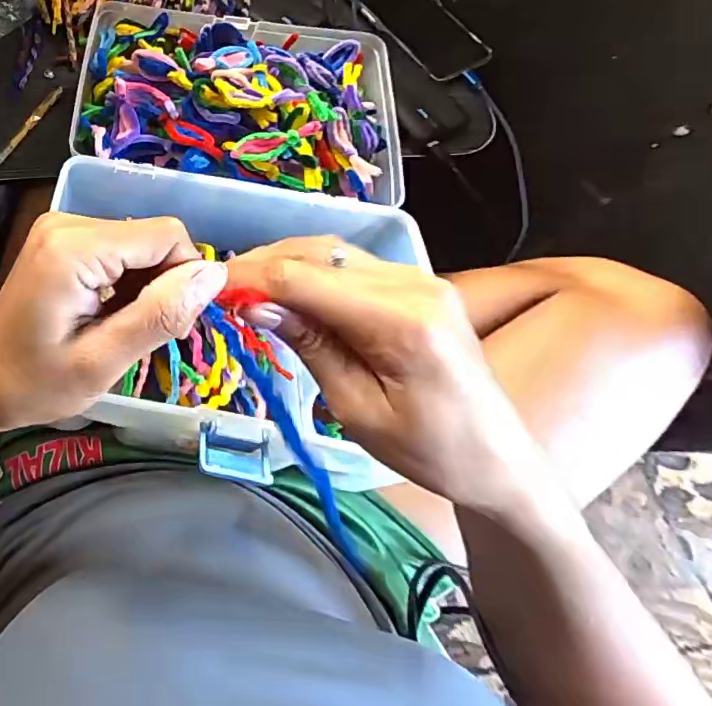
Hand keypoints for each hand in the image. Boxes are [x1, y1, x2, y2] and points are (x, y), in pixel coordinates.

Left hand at [0, 213, 226, 434]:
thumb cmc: (33, 385)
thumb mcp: (101, 363)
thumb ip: (158, 315)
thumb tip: (214, 274)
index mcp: (74, 247)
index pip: (167, 235)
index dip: (184, 278)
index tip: (169, 327)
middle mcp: (67, 222)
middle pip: (152, 236)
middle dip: (162, 284)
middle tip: (139, 335)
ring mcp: (61, 227)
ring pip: (139, 242)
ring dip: (144, 285)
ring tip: (118, 328)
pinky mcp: (60, 238)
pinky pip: (117, 247)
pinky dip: (125, 280)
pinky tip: (105, 313)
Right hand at [226, 237, 547, 517]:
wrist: (500, 460)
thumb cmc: (430, 452)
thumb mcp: (356, 410)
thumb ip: (309, 346)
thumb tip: (254, 305)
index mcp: (403, 321)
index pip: (306, 279)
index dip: (252, 278)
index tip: (211, 289)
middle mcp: (414, 284)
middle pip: (317, 254)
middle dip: (263, 265)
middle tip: (221, 288)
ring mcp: (420, 278)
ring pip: (331, 251)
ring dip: (284, 263)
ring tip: (246, 286)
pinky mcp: (418, 282)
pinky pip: (351, 264)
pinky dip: (311, 270)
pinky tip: (287, 287)